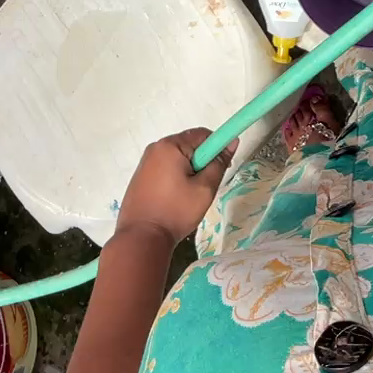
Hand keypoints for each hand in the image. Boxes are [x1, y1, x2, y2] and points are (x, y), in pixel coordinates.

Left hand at [115, 128, 236, 246]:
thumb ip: (219, 163)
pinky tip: (174, 199)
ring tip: (189, 196)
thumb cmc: (175, 212)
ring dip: (188, 170)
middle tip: (205, 186)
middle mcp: (155, 148)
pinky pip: (164, 167)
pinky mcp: (140, 176)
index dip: (217, 148)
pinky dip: (174, 177)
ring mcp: (145, 162)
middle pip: (188, 145)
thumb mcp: (204, 189)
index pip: (202, 134)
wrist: (140, 238)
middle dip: (201, 161)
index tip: (222, 167)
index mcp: (170, 146)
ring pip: (177, 158)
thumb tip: (232, 142)